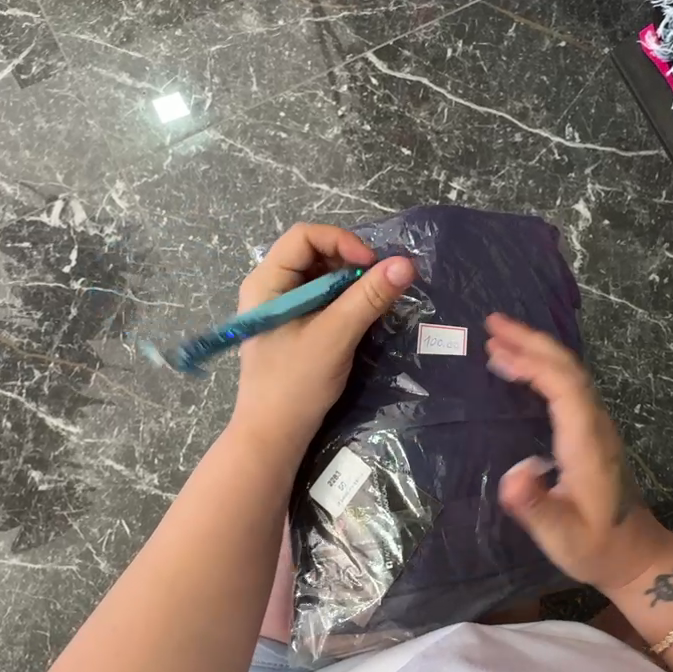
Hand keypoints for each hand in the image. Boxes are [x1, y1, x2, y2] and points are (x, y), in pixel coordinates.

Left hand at [230, 223, 414, 450]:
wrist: (273, 435)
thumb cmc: (295, 383)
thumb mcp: (335, 336)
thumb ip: (369, 298)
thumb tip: (406, 263)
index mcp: (266, 281)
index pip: (304, 236)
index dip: (341, 241)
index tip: (371, 264)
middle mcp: (271, 287)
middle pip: (313, 252)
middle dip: (349, 260)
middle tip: (379, 280)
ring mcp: (283, 307)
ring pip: (322, 275)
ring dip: (351, 280)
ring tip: (374, 297)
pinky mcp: (296, 325)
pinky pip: (324, 297)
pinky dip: (346, 299)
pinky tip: (363, 313)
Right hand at [485, 314, 672, 594]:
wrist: (636, 556)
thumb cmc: (598, 548)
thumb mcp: (563, 538)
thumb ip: (536, 507)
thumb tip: (512, 475)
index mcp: (587, 444)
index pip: (565, 388)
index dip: (533, 363)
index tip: (497, 349)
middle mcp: (595, 425)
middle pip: (569, 369)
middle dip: (532, 341)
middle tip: (492, 323)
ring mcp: (597, 426)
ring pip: (570, 373)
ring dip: (537, 350)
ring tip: (498, 337)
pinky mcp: (592, 431)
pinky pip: (568, 385)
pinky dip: (543, 367)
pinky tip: (521, 366)